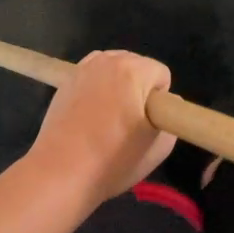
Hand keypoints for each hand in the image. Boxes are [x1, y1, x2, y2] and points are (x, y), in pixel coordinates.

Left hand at [28, 50, 175, 202]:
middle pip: (137, 65)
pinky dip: (97, 87)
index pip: (161, 74)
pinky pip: (93, 75)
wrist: (61, 173)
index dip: (160, 100)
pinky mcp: (66, 80)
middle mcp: (108, 60)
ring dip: (118, 85)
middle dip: (139, 88)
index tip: (147, 123)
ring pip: (114, 68)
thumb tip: (164, 106)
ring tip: (109, 117)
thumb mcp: (159, 148)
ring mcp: (84, 68)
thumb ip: (172, 119)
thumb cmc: (113, 161)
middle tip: (130, 122)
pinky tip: (91, 114)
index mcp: (133, 70)